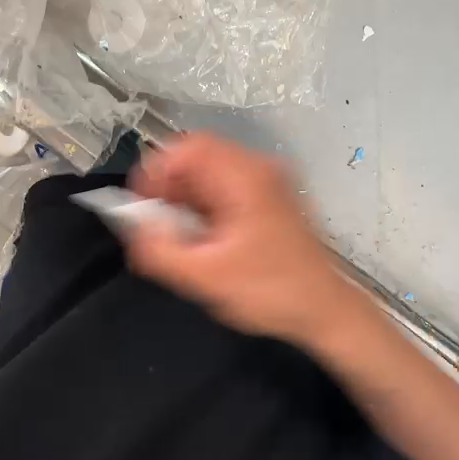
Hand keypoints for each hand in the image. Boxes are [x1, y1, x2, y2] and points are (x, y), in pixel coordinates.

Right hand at [125, 133, 362, 346]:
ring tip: (176, 235)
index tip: (140, 203)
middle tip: (155, 222)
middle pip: (199, 157)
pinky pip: (226, 189)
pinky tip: (201, 239)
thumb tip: (130, 229)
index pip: (189, 147)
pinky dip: (205, 207)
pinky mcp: (271, 200)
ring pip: (211, 174)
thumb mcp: (206, 277)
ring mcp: (269, 183)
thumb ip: (160, 251)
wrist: (327, 311)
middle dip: (169, 187)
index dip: (156, 170)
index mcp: (246, 177)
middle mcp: (259, 169)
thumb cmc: (270, 292)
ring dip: (185, 198)